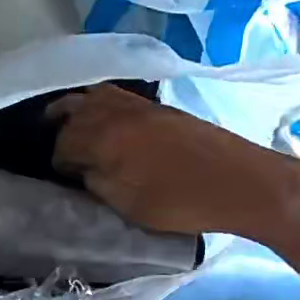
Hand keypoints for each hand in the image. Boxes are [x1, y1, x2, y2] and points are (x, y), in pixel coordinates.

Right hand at [49, 84, 299, 240]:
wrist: (241, 182)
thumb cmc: (180, 201)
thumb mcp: (127, 204)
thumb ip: (96, 182)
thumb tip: (82, 169)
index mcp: (104, 138)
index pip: (63, 142)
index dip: (58, 161)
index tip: (62, 176)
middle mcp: (116, 113)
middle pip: (74, 110)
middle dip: (59, 127)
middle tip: (57, 146)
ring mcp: (140, 106)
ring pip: (95, 96)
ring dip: (78, 109)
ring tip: (72, 124)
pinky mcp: (160, 108)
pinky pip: (117, 97)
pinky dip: (101, 104)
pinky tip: (105, 121)